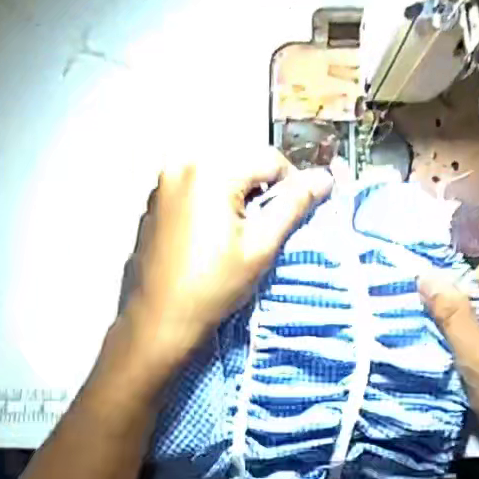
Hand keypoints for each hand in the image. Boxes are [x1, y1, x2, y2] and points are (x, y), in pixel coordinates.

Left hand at [118, 150, 332, 372]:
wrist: (159, 320)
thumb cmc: (214, 286)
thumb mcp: (261, 246)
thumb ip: (294, 206)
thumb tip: (324, 179)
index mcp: (211, 169)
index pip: (270, 158)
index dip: (293, 184)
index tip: (296, 217)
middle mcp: (182, 164)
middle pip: (242, 163)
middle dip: (262, 191)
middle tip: (268, 230)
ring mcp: (163, 182)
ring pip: (220, 176)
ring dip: (239, 198)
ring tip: (241, 237)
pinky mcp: (155, 202)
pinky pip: (196, 190)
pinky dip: (213, 205)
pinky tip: (214, 240)